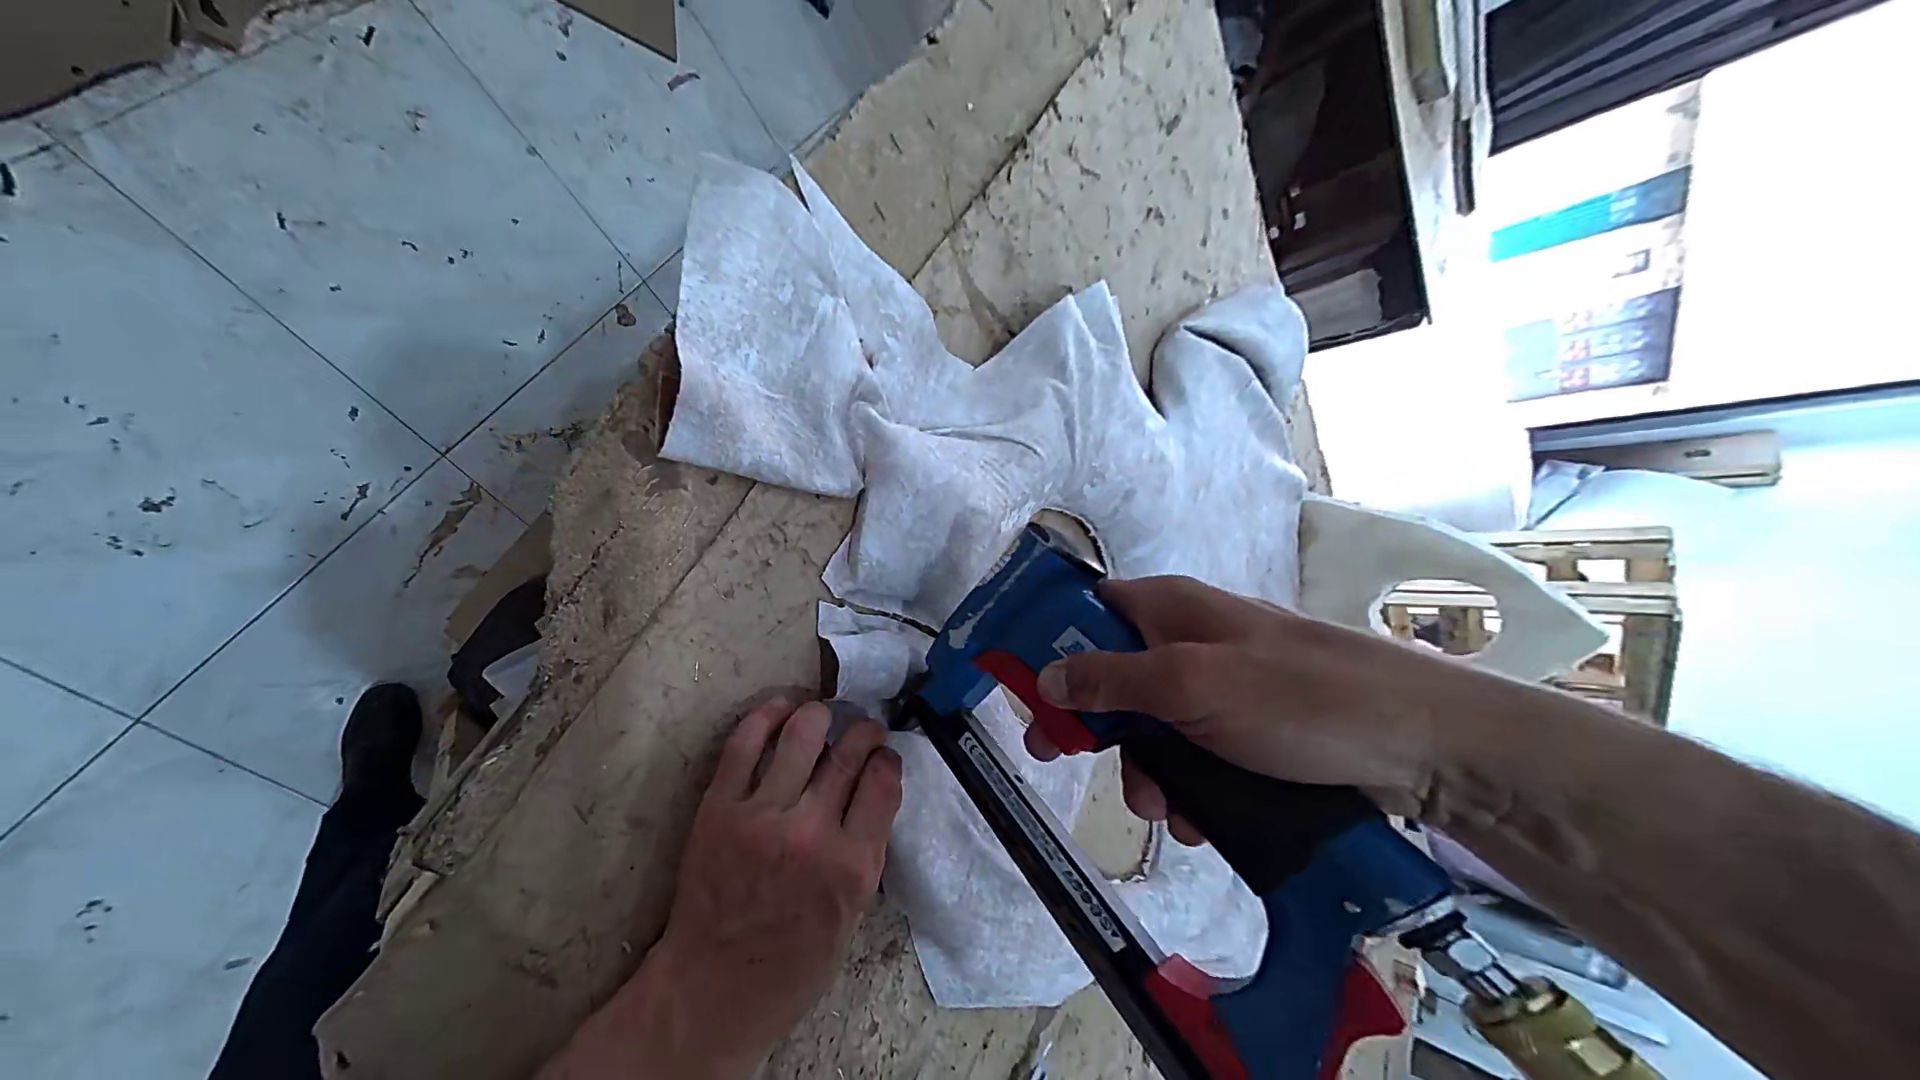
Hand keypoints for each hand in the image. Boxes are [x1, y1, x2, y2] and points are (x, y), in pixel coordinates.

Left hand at [542, 699, 902, 1079]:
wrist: (713, 987)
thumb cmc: (794, 960)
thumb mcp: (854, 911)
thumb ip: (869, 846)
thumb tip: (876, 785)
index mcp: (851, 865)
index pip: (883, 780)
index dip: (887, 758)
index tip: (883, 755)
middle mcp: (810, 833)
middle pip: (848, 752)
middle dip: (864, 730)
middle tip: (863, 729)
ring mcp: (760, 816)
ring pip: (801, 734)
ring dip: (820, 713)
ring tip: (824, 714)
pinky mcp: (718, 808)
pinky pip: (744, 743)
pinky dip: (767, 715)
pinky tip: (782, 707)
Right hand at [1025, 576, 1482, 826]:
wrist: (1420, 741)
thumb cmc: (1294, 697)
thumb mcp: (1189, 685)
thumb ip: (1111, 679)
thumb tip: (1045, 675)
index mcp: (1167, 606)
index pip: (1087, 610)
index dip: (1051, 644)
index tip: (1029, 692)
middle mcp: (1186, 637)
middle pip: (1111, 674)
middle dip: (1095, 724)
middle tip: (1064, 758)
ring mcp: (1217, 683)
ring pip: (1150, 723)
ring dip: (1146, 769)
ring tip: (1168, 811)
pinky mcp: (1244, 725)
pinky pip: (1191, 752)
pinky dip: (1186, 785)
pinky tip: (1201, 818)